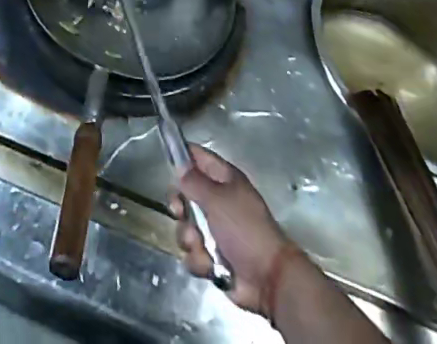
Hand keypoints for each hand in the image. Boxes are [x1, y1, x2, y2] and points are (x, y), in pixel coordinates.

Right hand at [173, 146, 296, 316]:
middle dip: (180, 207)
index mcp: (224, 181)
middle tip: (182, 213)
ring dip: (189, 238)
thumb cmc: (245, 229)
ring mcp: (215, 230)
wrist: (269, 280)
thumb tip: (179, 165)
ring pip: (185, 226)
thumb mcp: (217, 199)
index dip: (182, 156)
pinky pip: (192, 252)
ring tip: (202, 246)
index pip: (198, 157)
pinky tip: (210, 265)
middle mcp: (218, 202)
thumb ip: (193, 180)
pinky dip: (198, 260)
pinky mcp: (213, 256)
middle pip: (184, 194)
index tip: (167, 162)